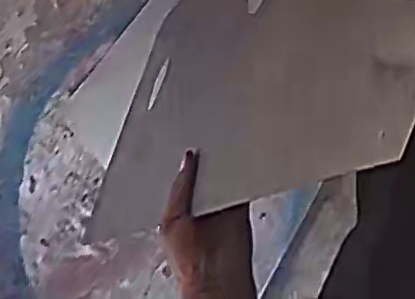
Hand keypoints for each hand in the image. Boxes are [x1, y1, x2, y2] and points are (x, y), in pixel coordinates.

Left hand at [159, 150, 254, 298]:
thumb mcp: (171, 223)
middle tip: (211, 139)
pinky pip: (242, 181)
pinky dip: (244, 171)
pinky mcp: (240, 203)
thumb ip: (180, 190)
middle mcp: (200, 203)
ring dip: (227, 162)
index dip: (188, 159)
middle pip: (207, 170)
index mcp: (180, 207)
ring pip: (225, 173)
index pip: (185, 175)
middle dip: (209, 157)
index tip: (193, 141)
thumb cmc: (187, 260)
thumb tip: (187, 160)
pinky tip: (241, 160)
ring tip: (226, 146)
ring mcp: (221, 202)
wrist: (216, 276)